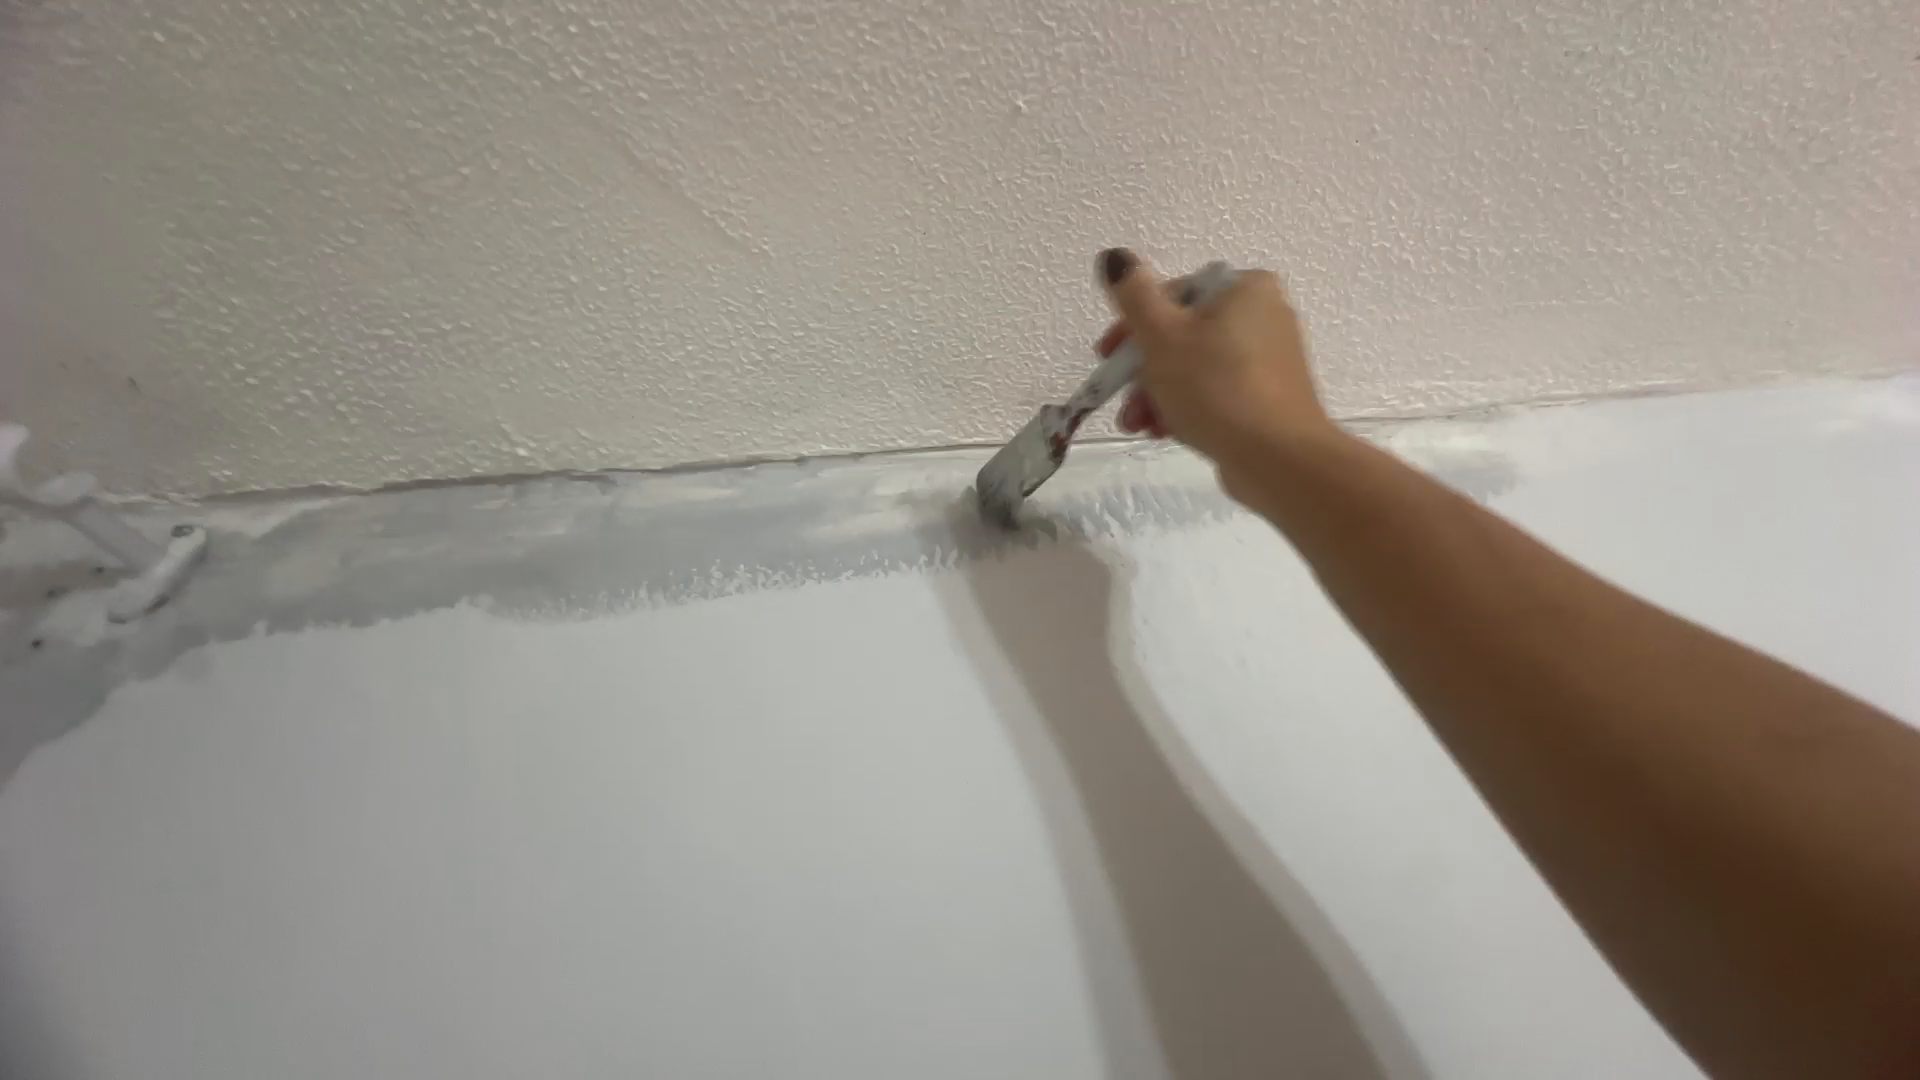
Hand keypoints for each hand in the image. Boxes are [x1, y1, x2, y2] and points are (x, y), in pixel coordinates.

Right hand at [1098, 248, 1335, 481]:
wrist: (1276, 457)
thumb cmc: (1216, 388)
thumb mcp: (1163, 336)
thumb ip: (1134, 295)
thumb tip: (1115, 257)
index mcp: (1245, 288)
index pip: (1174, 295)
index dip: (1133, 326)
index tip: (1106, 358)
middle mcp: (1264, 315)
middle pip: (1181, 335)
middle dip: (1143, 371)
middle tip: (1120, 399)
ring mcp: (1269, 360)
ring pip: (1194, 369)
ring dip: (1156, 395)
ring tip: (1138, 424)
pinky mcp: (1267, 399)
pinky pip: (1214, 394)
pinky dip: (1185, 408)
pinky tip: (1165, 433)